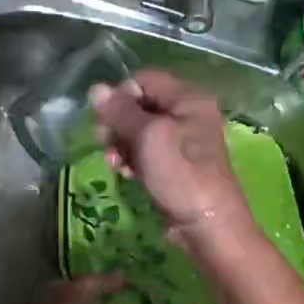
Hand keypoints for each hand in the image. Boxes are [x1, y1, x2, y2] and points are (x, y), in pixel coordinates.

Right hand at [88, 69, 250, 240]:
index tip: (108, 120)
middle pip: (140, 104)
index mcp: (188, 97)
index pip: (143, 79)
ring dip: (122, 144)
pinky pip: (147, 151)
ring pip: (140, 130)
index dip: (121, 95)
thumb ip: (121, 111)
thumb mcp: (148, 137)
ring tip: (116, 163)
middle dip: (118, 123)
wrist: (208, 224)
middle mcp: (188, 112)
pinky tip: (126, 173)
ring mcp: (183, 139)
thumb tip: (95, 88)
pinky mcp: (176, 163)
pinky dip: (133, 158)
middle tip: (106, 143)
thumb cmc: (180, 173)